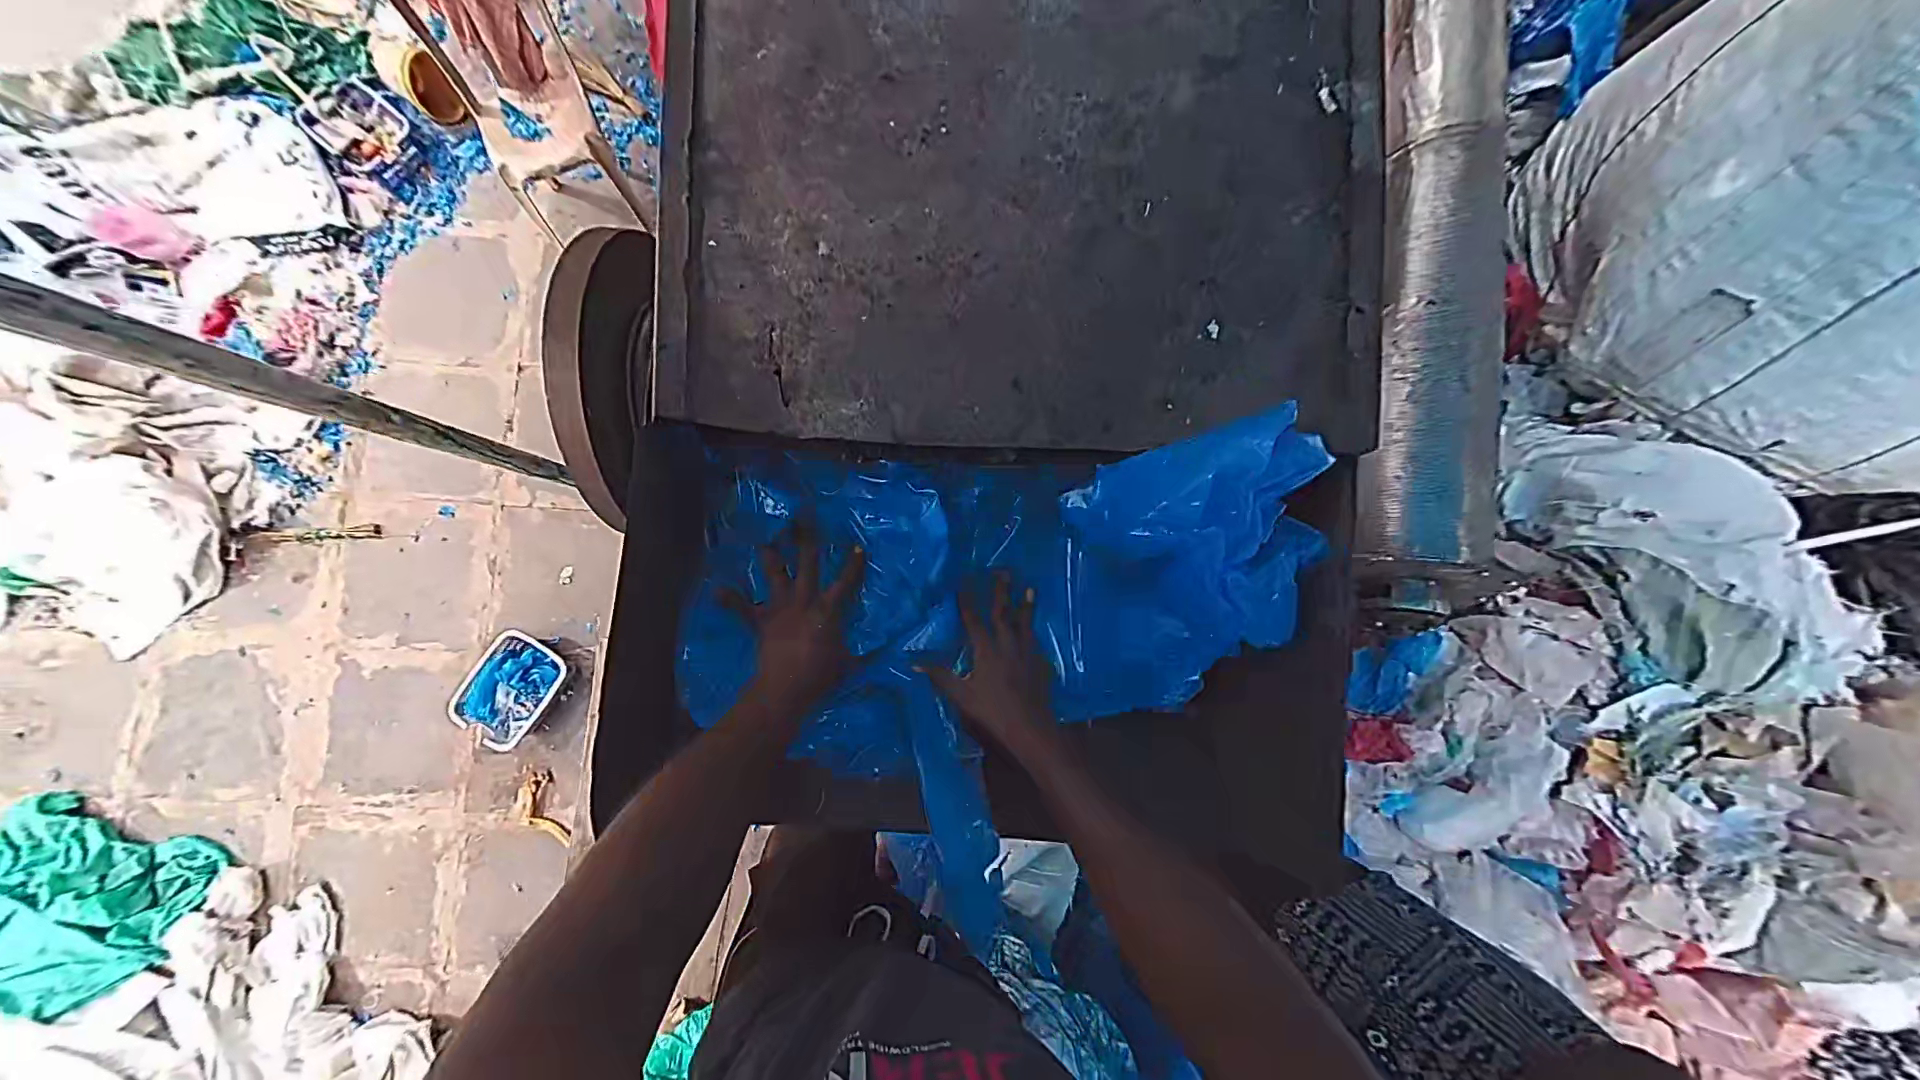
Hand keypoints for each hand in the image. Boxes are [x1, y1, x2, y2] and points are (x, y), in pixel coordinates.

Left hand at [719, 525, 866, 715]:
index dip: (854, 564)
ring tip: (766, 538)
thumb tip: (887, 652)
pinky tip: (718, 589)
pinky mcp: (760, 622)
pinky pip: (742, 609)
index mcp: (828, 609)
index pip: (846, 582)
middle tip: (804, 516)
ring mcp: (780, 608)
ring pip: (775, 575)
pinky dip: (731, 600)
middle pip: (807, 563)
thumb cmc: (821, 676)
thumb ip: (866, 655)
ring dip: (770, 556)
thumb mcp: (850, 665)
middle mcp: (804, 600)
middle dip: (806, 538)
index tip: (857, 546)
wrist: (785, 688)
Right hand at [922, 572, 1060, 762]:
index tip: (964, 579)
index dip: (968, 598)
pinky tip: (1035, 631)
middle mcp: (1008, 645)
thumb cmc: (993, 713)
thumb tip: (914, 662)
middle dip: (1002, 591)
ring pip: (1026, 623)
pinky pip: (1036, 642)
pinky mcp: (1041, 664)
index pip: (974, 619)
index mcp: (986, 650)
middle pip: (1004, 612)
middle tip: (1003, 571)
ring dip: (1026, 605)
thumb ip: (940, 677)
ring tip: (1030, 588)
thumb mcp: (962, 697)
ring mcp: (1028, 653)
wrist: (1031, 729)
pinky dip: (1034, 632)